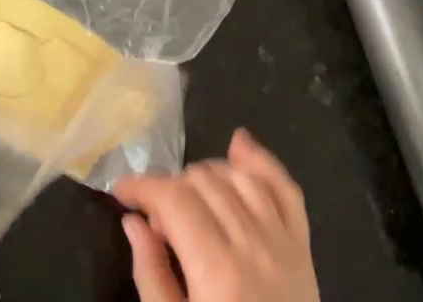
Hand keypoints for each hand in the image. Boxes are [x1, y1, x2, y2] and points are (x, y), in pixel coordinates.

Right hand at [113, 129, 317, 301]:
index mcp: (217, 270)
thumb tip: (134, 223)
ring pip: (237, 176)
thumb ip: (151, 274)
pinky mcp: (303, 248)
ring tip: (188, 201)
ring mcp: (283, 243)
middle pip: (202, 181)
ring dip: (205, 176)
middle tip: (155, 219)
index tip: (119, 193)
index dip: (140, 186)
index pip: (172, 198)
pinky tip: (238, 147)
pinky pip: (284, 188)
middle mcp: (253, 244)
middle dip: (169, 187)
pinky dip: (261, 163)